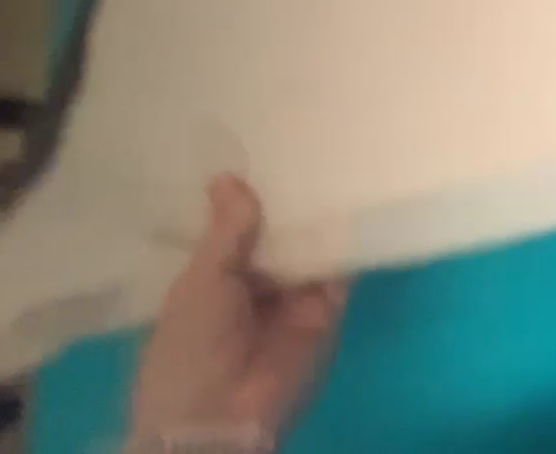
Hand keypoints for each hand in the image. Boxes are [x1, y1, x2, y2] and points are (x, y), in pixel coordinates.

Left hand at [130, 175, 346, 445]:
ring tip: (344, 157)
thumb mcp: (200, 284)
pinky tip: (363, 198)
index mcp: (215, 280)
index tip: (267, 151)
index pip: (237, 229)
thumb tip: (228, 176)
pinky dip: (352, 237)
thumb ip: (226, 232)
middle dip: (294, 198)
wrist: (224, 412)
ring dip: (324, 213)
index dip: (250, 197)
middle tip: (315, 142)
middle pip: (281, 232)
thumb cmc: (191, 347)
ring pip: (313, 243)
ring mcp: (296, 292)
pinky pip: (343, 264)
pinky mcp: (331, 302)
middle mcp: (258, 281)